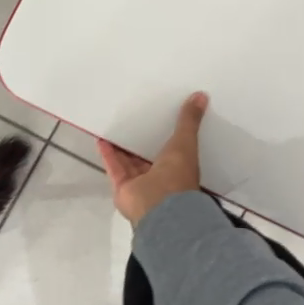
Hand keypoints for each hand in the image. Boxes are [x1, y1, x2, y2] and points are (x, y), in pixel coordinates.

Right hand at [98, 91, 206, 223]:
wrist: (160, 208)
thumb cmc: (177, 176)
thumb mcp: (185, 142)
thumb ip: (189, 120)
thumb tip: (202, 96)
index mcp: (179, 166)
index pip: (174, 148)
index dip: (168, 134)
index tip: (162, 117)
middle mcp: (161, 176)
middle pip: (149, 155)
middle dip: (143, 140)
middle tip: (135, 120)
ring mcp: (141, 183)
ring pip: (130, 161)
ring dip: (123, 146)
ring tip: (116, 126)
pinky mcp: (123, 186)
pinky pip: (115, 167)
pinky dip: (108, 154)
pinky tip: (102, 139)